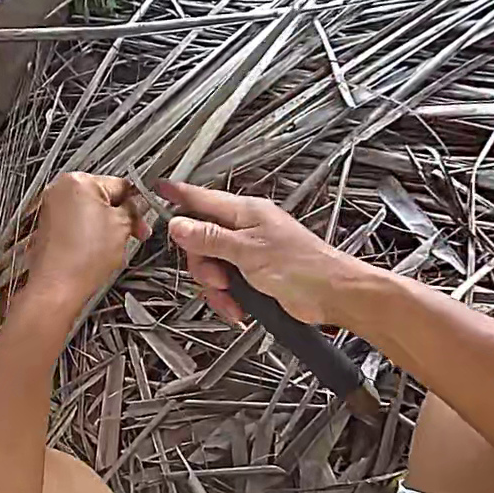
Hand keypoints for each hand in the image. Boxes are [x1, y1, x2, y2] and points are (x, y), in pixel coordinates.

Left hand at [25, 172, 149, 311]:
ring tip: (112, 246)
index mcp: (79, 181)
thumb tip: (138, 203)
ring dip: (106, 225)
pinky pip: (77, 223)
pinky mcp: (49, 226)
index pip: (120, 184)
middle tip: (134, 234)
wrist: (57, 287)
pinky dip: (89, 234)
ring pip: (91, 211)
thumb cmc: (82, 258)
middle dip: (121, 216)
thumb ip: (134, 209)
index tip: (143, 219)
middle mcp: (60, 189)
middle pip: (104, 196)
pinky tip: (96, 250)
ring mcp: (52, 207)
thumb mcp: (122, 226)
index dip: (136, 204)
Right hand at [157, 180, 368, 326]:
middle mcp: (246, 228)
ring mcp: (250, 250)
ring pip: (212, 264)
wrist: (333, 295)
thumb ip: (210, 238)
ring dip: (216, 285)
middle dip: (203, 264)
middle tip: (215, 276)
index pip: (202, 199)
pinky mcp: (254, 272)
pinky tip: (238, 304)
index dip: (178, 195)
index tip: (160, 189)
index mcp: (245, 213)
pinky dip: (228, 296)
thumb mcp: (247, 252)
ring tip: (231, 294)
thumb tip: (180, 225)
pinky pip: (226, 281)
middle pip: (201, 240)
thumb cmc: (304, 267)